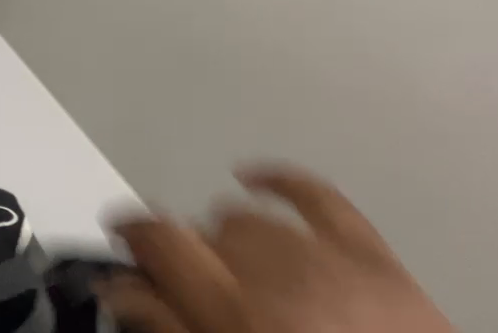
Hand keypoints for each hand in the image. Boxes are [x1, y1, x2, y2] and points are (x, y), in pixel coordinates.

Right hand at [99, 166, 454, 332]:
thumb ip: (170, 323)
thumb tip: (120, 288)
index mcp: (235, 308)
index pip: (155, 235)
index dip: (129, 230)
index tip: (122, 234)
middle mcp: (276, 273)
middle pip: (202, 227)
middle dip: (189, 248)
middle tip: (186, 275)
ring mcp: (329, 261)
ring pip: (248, 216)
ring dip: (232, 235)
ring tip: (232, 262)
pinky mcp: (377, 261)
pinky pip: (320, 199)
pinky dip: (281, 180)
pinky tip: (254, 178)